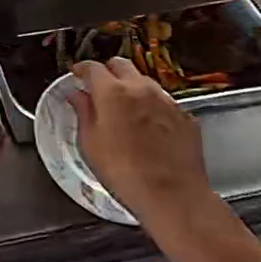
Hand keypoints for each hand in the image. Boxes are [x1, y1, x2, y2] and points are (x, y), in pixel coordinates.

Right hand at [70, 58, 214, 228]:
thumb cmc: (125, 174)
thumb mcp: (91, 145)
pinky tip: (148, 128)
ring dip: (131, 88)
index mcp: (112, 92)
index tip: (77, 75)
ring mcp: (166, 100)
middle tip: (99, 88)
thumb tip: (76, 95)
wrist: (174, 196)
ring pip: (143, 81)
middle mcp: (141, 88)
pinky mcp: (184, 115)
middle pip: (121, 65)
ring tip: (124, 111)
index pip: (92, 67)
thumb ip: (83, 113)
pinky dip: (151, 106)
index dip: (81, 69)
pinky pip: (163, 101)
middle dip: (107, 72)